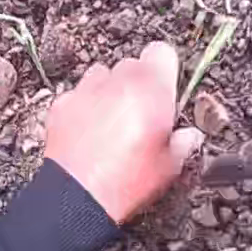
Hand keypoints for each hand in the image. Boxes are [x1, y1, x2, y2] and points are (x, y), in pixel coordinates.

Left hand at [44, 42, 203, 222]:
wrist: (76, 198)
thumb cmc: (126, 183)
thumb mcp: (169, 167)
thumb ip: (182, 143)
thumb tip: (189, 136)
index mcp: (151, 90)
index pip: (162, 52)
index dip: (165, 70)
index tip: (166, 91)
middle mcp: (118, 82)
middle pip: (132, 63)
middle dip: (139, 84)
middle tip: (143, 115)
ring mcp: (86, 91)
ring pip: (103, 75)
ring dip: (110, 91)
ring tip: (114, 123)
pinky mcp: (62, 104)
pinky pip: (78, 94)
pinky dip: (85, 106)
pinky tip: (89, 132)